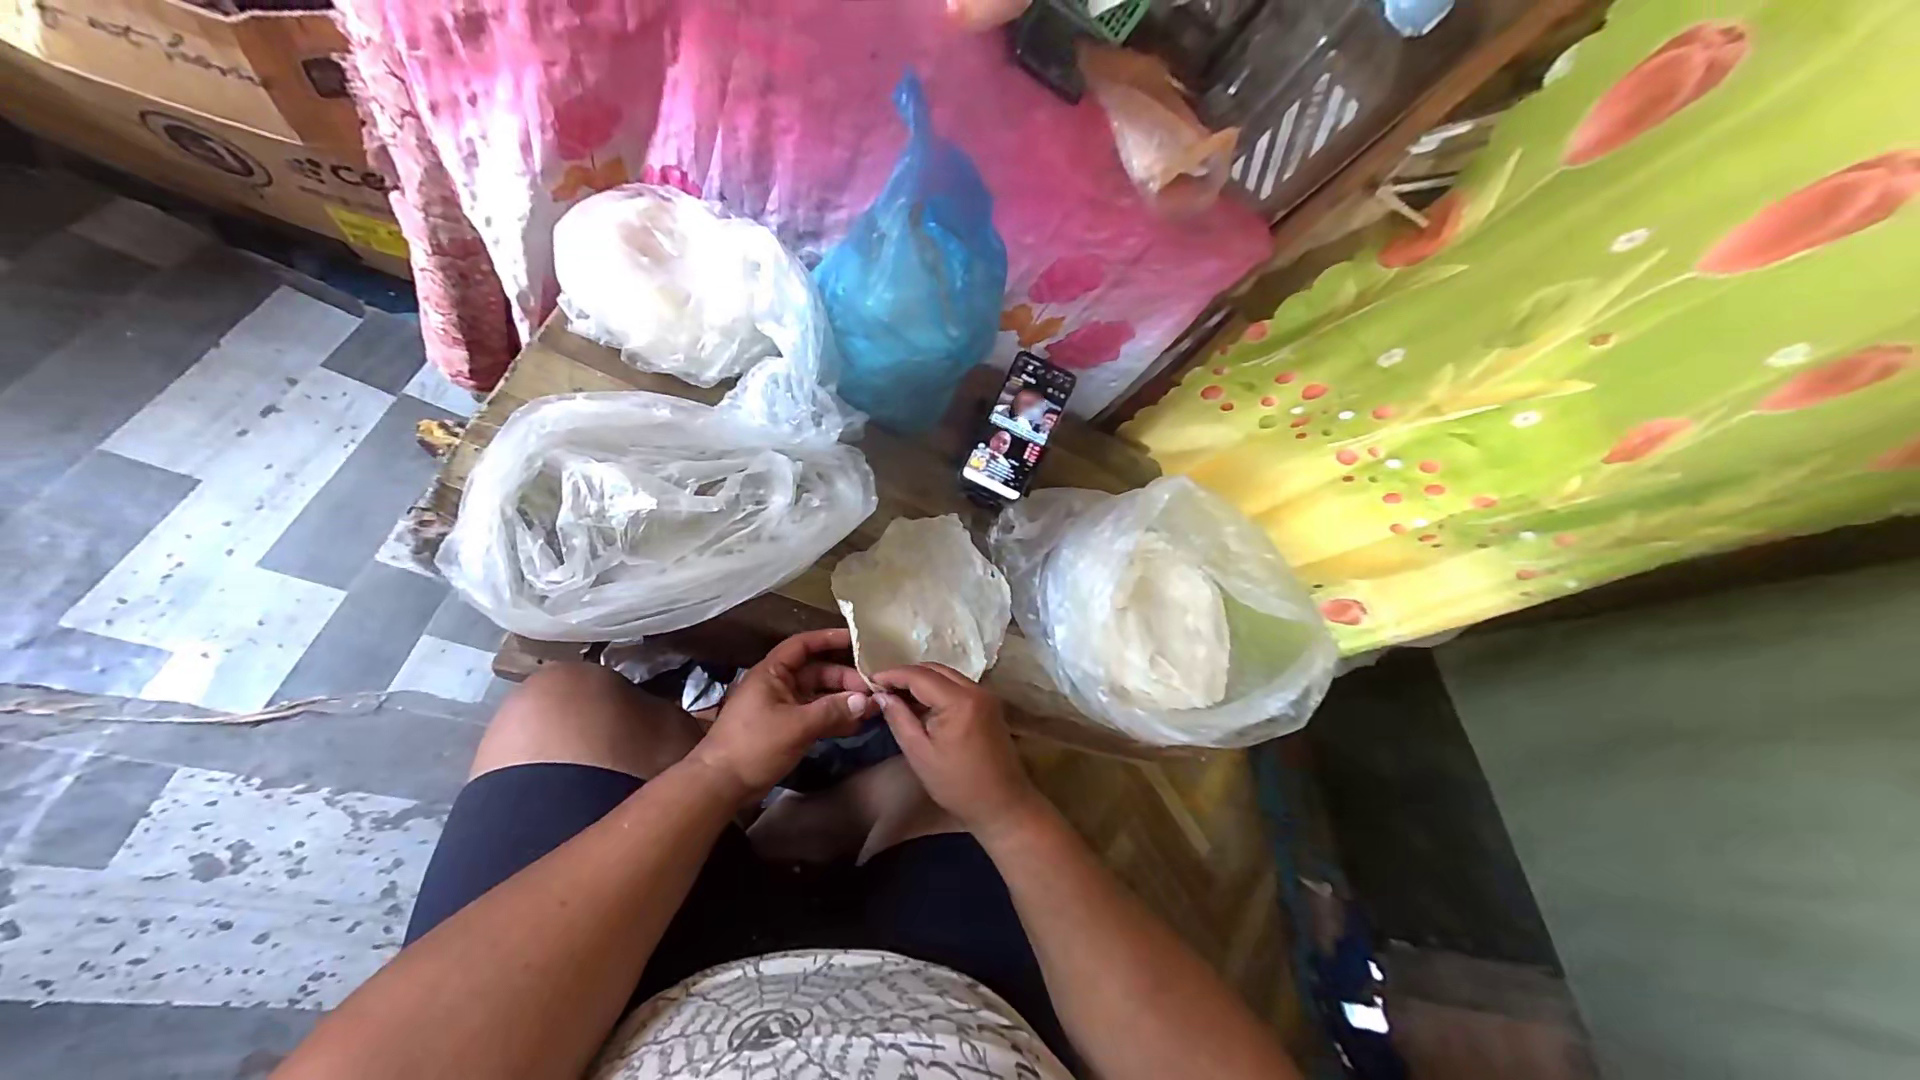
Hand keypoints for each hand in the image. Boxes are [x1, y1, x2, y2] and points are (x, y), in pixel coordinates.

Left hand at [691, 629, 871, 801]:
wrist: (720, 785)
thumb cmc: (753, 745)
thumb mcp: (796, 726)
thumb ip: (832, 711)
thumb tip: (867, 700)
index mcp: (772, 673)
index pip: (804, 645)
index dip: (829, 638)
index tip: (857, 640)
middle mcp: (779, 685)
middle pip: (818, 672)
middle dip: (845, 678)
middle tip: (873, 688)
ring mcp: (784, 708)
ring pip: (820, 696)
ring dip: (844, 700)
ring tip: (873, 707)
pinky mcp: (788, 729)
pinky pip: (817, 716)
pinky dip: (836, 719)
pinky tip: (858, 725)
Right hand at [871, 663, 1046, 840]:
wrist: (1003, 805)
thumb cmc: (958, 785)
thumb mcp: (920, 753)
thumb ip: (899, 719)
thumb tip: (881, 695)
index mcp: (959, 700)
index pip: (919, 675)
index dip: (892, 675)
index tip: (869, 680)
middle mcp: (976, 690)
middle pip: (935, 669)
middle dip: (907, 675)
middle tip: (882, 688)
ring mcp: (986, 696)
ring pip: (947, 675)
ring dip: (922, 681)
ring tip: (897, 695)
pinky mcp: (989, 705)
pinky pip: (958, 686)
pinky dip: (938, 689)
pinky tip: (921, 704)